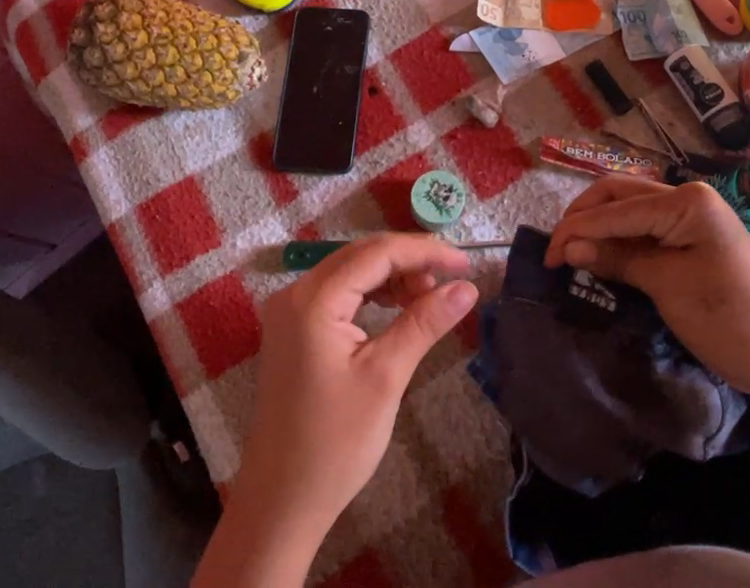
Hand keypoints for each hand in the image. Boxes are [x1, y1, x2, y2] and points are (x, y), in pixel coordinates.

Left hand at [231, 234, 479, 535]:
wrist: (282, 498)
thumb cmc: (334, 442)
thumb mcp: (385, 376)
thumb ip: (423, 323)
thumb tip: (467, 287)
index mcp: (313, 300)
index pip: (376, 253)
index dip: (424, 251)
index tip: (466, 263)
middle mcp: (294, 294)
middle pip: (360, 257)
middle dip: (409, 262)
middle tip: (453, 281)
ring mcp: (289, 312)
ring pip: (350, 273)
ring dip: (391, 278)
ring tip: (430, 298)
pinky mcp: (293, 331)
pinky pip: (338, 295)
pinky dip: (371, 296)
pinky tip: (398, 310)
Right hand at [544, 177, 749, 405]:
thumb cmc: (729, 319)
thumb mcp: (667, 287)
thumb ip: (617, 259)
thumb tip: (568, 247)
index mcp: (687, 202)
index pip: (616, 208)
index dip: (576, 230)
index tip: (545, 258)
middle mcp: (687, 198)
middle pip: (618, 196)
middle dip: (582, 219)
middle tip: (554, 252)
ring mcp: (690, 218)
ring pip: (627, 211)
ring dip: (596, 228)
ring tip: (569, 254)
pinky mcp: (690, 239)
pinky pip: (643, 230)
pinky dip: (616, 241)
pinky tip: (597, 258)